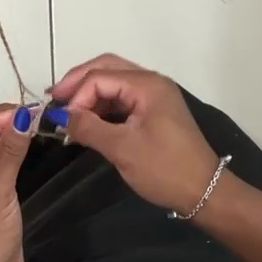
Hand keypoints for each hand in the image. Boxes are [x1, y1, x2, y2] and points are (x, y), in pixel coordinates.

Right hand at [51, 55, 222, 215]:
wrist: (206, 193)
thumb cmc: (165, 169)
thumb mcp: (122, 149)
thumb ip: (89, 128)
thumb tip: (61, 117)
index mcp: (147, 85)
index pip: (100, 77)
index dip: (77, 96)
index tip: (62, 120)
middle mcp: (151, 82)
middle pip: (106, 68)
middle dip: (78, 81)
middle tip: (55, 98)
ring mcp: (154, 96)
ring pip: (113, 81)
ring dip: (89, 92)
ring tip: (67, 109)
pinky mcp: (154, 111)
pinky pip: (122, 97)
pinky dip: (102, 104)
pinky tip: (88, 118)